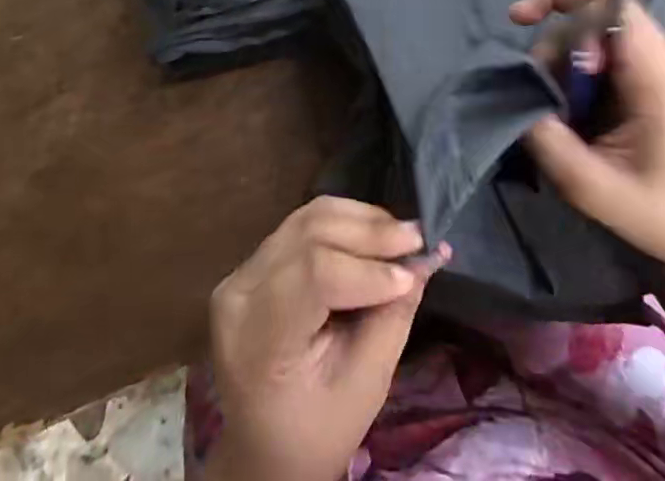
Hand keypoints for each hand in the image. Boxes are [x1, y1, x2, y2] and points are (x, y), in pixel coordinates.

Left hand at [205, 197, 445, 480]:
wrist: (266, 445)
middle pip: (309, 234)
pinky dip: (344, 223)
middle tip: (418, 238)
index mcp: (259, 339)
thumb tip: (424, 259)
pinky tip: (375, 235)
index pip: (313, 275)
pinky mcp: (252, 263)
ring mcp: (241, 273)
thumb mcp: (365, 385)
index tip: (412, 275)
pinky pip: (301, 225)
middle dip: (370, 232)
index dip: (368, 269)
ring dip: (360, 220)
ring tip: (402, 235)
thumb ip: (393, 317)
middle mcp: (240, 293)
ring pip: (307, 219)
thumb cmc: (318, 428)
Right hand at [510, 0, 664, 293]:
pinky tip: (567, 115)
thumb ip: (550, 142)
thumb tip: (518, 103)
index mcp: (655, 75)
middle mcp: (657, 63)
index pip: (610, 2)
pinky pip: (601, 64)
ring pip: (592, 41)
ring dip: (560, 65)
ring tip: (553, 112)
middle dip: (553, 42)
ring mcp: (653, 75)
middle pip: (593, 18)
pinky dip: (573, 79)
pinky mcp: (646, 91)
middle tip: (536, 88)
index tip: (522, 19)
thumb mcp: (595, 188)